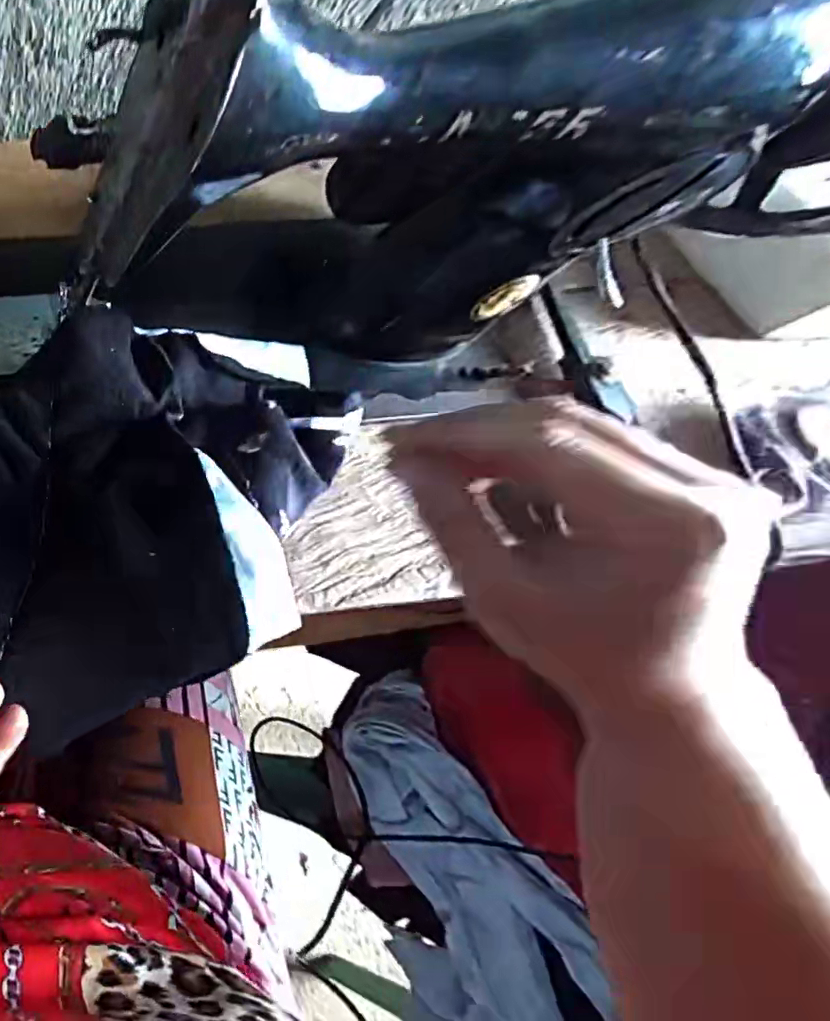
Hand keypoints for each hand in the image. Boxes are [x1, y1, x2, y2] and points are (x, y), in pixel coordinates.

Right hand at [388, 401, 776, 720]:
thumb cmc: (577, 651)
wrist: (664, 686)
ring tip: (440, 456)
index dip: (461, 435)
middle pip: (564, 424)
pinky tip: (486, 468)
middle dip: (475, 430)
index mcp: (662, 522)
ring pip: (579, 426)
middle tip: (411, 445)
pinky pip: (598, 444)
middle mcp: (705, 490)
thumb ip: (450, 519)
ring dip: (499, 436)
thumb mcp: (496, 590)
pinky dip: (532, 451)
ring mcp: (710, 483)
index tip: (400, 442)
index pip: (545, 444)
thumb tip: (406, 463)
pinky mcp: (696, 484)